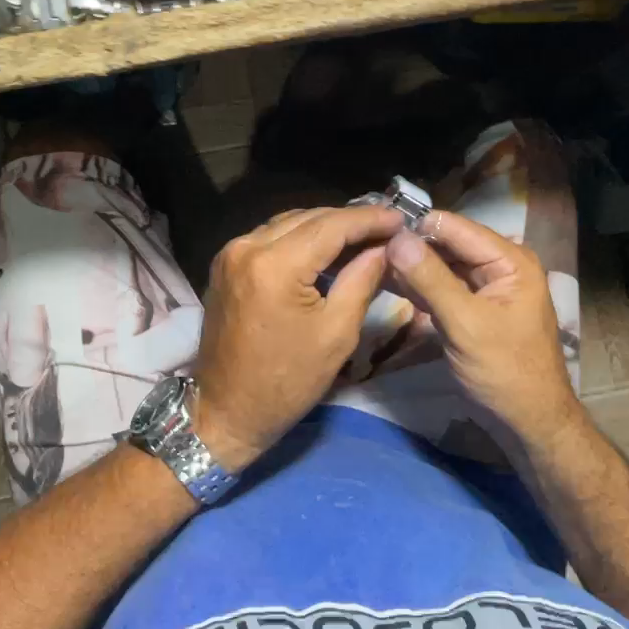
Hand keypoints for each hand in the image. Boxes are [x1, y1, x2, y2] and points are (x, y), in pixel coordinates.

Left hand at [192, 206, 403, 471]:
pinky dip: (300, 238)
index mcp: (274, 264)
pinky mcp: (225, 264)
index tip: (402, 218)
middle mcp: (247, 246)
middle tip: (388, 228)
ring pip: (288, 223)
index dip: (370, 219)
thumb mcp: (337, 333)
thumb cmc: (287, 382)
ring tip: (363, 236)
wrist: (226, 411)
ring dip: (325, 227)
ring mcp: (231, 253)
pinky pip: (270, 237)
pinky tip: (326, 249)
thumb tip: (386, 247)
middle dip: (350, 220)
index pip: (331, 225)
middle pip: (309, 218)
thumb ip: (362, 280)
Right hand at [384, 212, 580, 446]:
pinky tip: (386, 280)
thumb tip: (396, 238)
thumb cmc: (505, 372)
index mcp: (510, 260)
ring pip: (440, 263)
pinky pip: (441, 285)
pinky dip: (417, 284)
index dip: (415, 224)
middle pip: (446, 242)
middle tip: (365, 245)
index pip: (455, 227)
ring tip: (368, 260)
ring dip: (409, 264)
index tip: (373, 225)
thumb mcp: (465, 324)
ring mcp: (486, 285)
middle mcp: (500, 264)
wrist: (528, 422)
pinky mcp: (472, 306)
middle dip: (409, 244)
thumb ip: (431, 279)